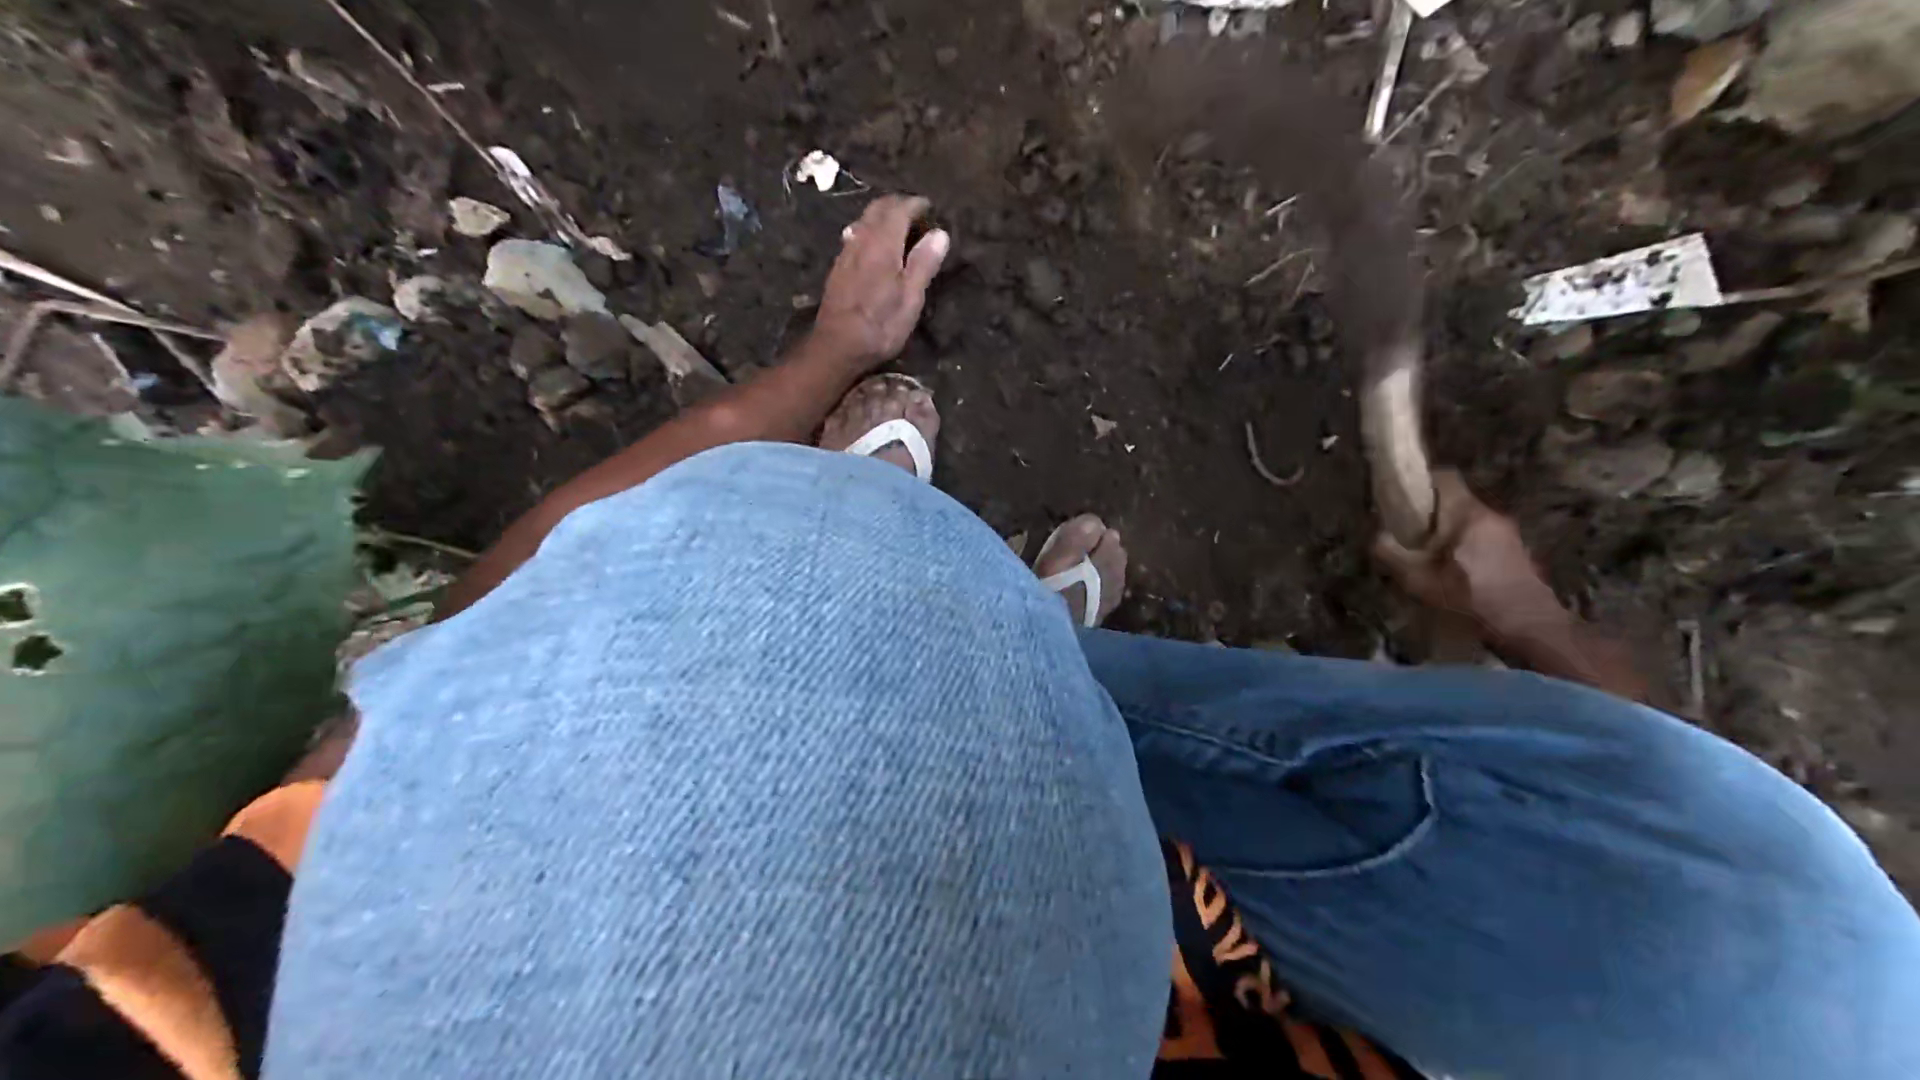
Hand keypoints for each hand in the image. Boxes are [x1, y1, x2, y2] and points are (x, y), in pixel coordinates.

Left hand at [811, 195, 949, 367]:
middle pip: (877, 209)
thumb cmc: (880, 325)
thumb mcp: (911, 298)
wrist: (837, 346)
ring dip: (882, 217)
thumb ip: (924, 263)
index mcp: (883, 243)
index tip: (929, 207)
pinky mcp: (838, 268)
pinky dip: (869, 231)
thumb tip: (939, 233)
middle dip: (897, 205)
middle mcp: (861, 240)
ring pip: (864, 221)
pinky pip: (855, 236)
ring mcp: (845, 253)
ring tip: (898, 227)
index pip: (899, 209)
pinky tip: (874, 246)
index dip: (915, 204)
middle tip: (915, 213)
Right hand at [1373, 472, 1565, 639]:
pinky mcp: (1515, 548)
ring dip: (1446, 529)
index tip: (1399, 496)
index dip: (1419, 481)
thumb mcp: (1418, 579)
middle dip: (1428, 511)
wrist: (1528, 624)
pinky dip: (1462, 542)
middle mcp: (1490, 515)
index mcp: (1467, 515)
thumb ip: (1391, 553)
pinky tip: (1452, 567)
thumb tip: (1376, 535)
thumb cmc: (1470, 597)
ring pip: (1467, 518)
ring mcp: (1507, 531)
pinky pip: (1480, 533)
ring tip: (1427, 554)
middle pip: (1454, 500)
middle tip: (1406, 532)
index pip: (1444, 477)